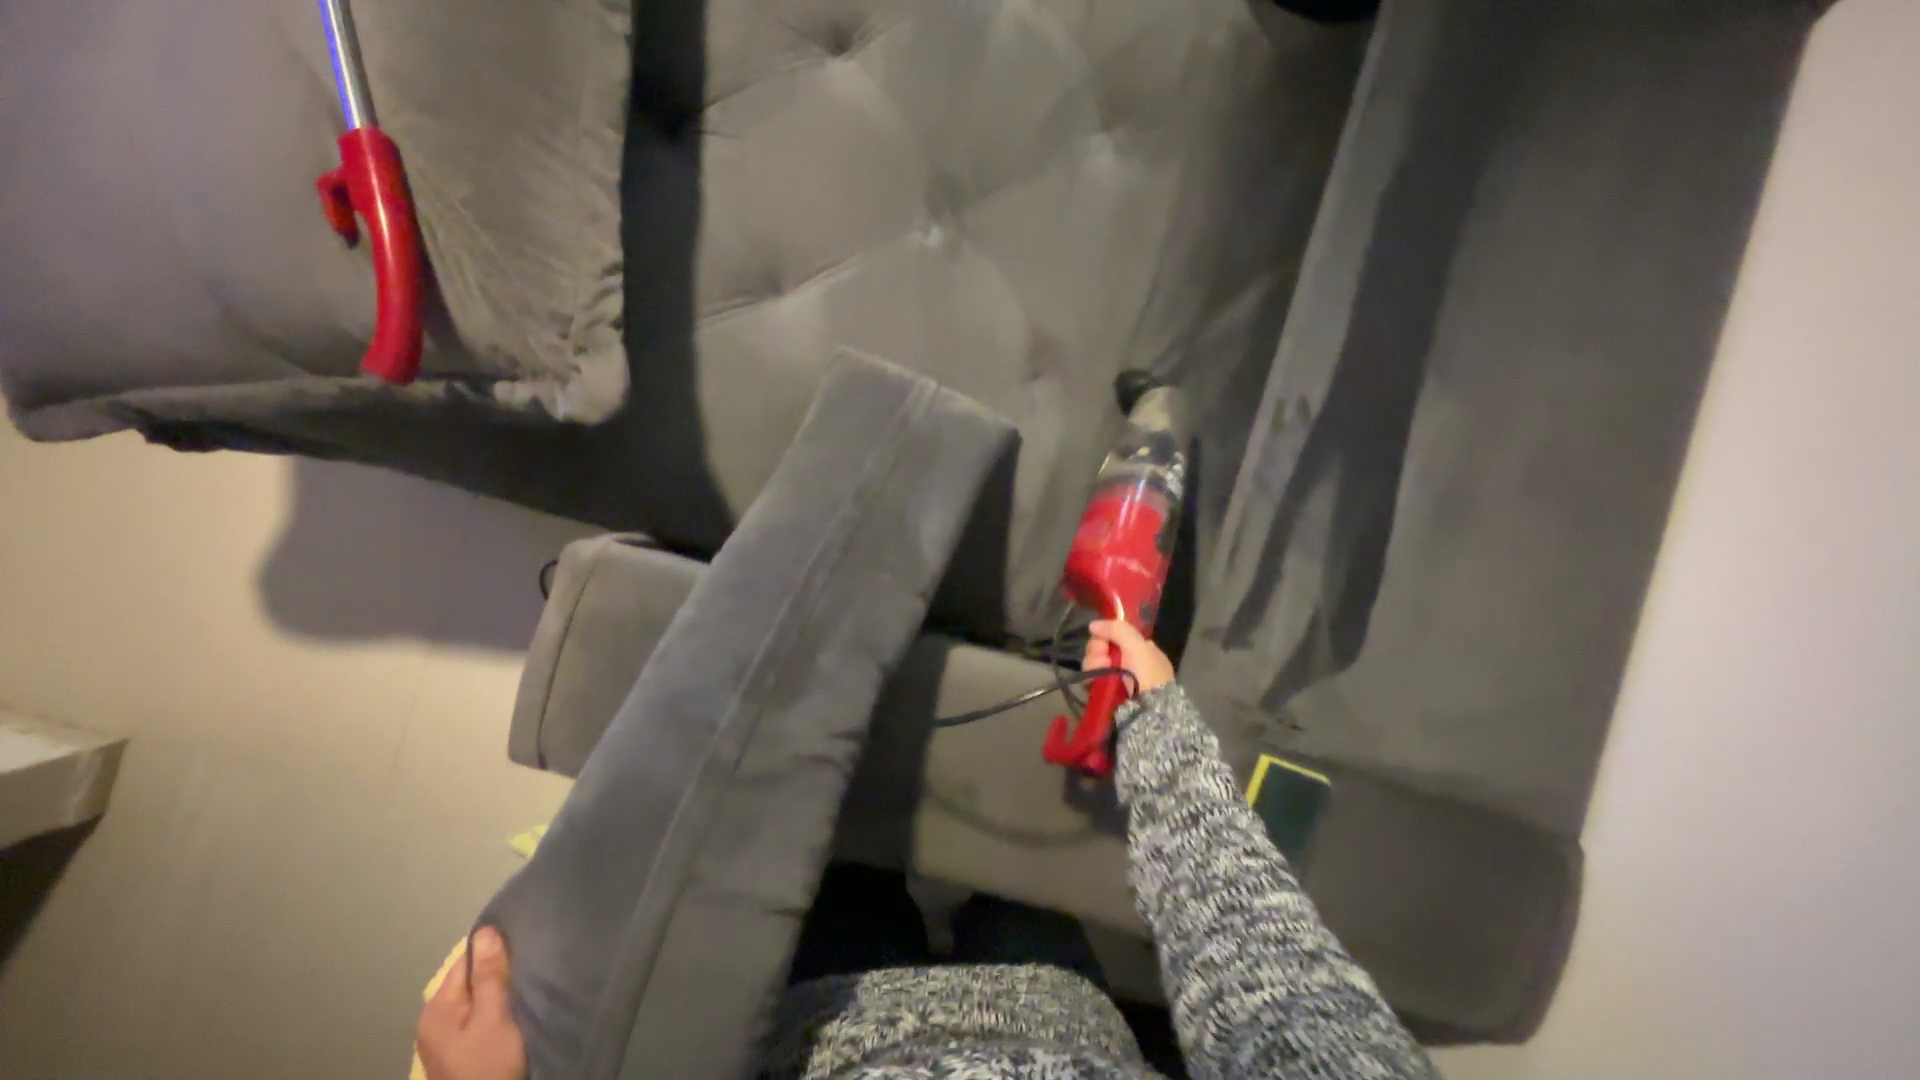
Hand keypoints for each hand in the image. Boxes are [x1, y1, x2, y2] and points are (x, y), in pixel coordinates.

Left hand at [417, 927, 526, 1079]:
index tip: (526, 941)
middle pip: (469, 979)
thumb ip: (489, 976)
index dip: (494, 948)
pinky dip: (496, 1008)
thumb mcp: (494, 1018)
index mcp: (437, 1009)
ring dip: (499, 989)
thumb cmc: (489, 1065)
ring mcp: (445, 1039)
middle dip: (498, 969)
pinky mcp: (459, 1052)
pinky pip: (478, 1016)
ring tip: (527, 982)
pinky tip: (514, 1009)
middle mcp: (435, 1021)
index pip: (465, 961)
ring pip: (476, 998)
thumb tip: (485, 930)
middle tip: (532, 963)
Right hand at [1083, 620, 1174, 694]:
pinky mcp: (1104, 691)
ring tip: (1102, 669)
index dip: (1106, 634)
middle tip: (1104, 658)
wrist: (1148, 709)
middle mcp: (1127, 662)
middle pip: (1100, 647)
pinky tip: (1095, 679)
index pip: (1114, 635)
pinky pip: (1090, 677)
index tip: (1104, 639)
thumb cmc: (1147, 674)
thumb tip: (1093, 625)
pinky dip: (1091, 675)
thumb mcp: (1138, 645)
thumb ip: (1117, 629)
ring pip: (1093, 661)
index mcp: (1140, 649)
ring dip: (1094, 662)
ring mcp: (1115, 677)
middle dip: (1098, 649)